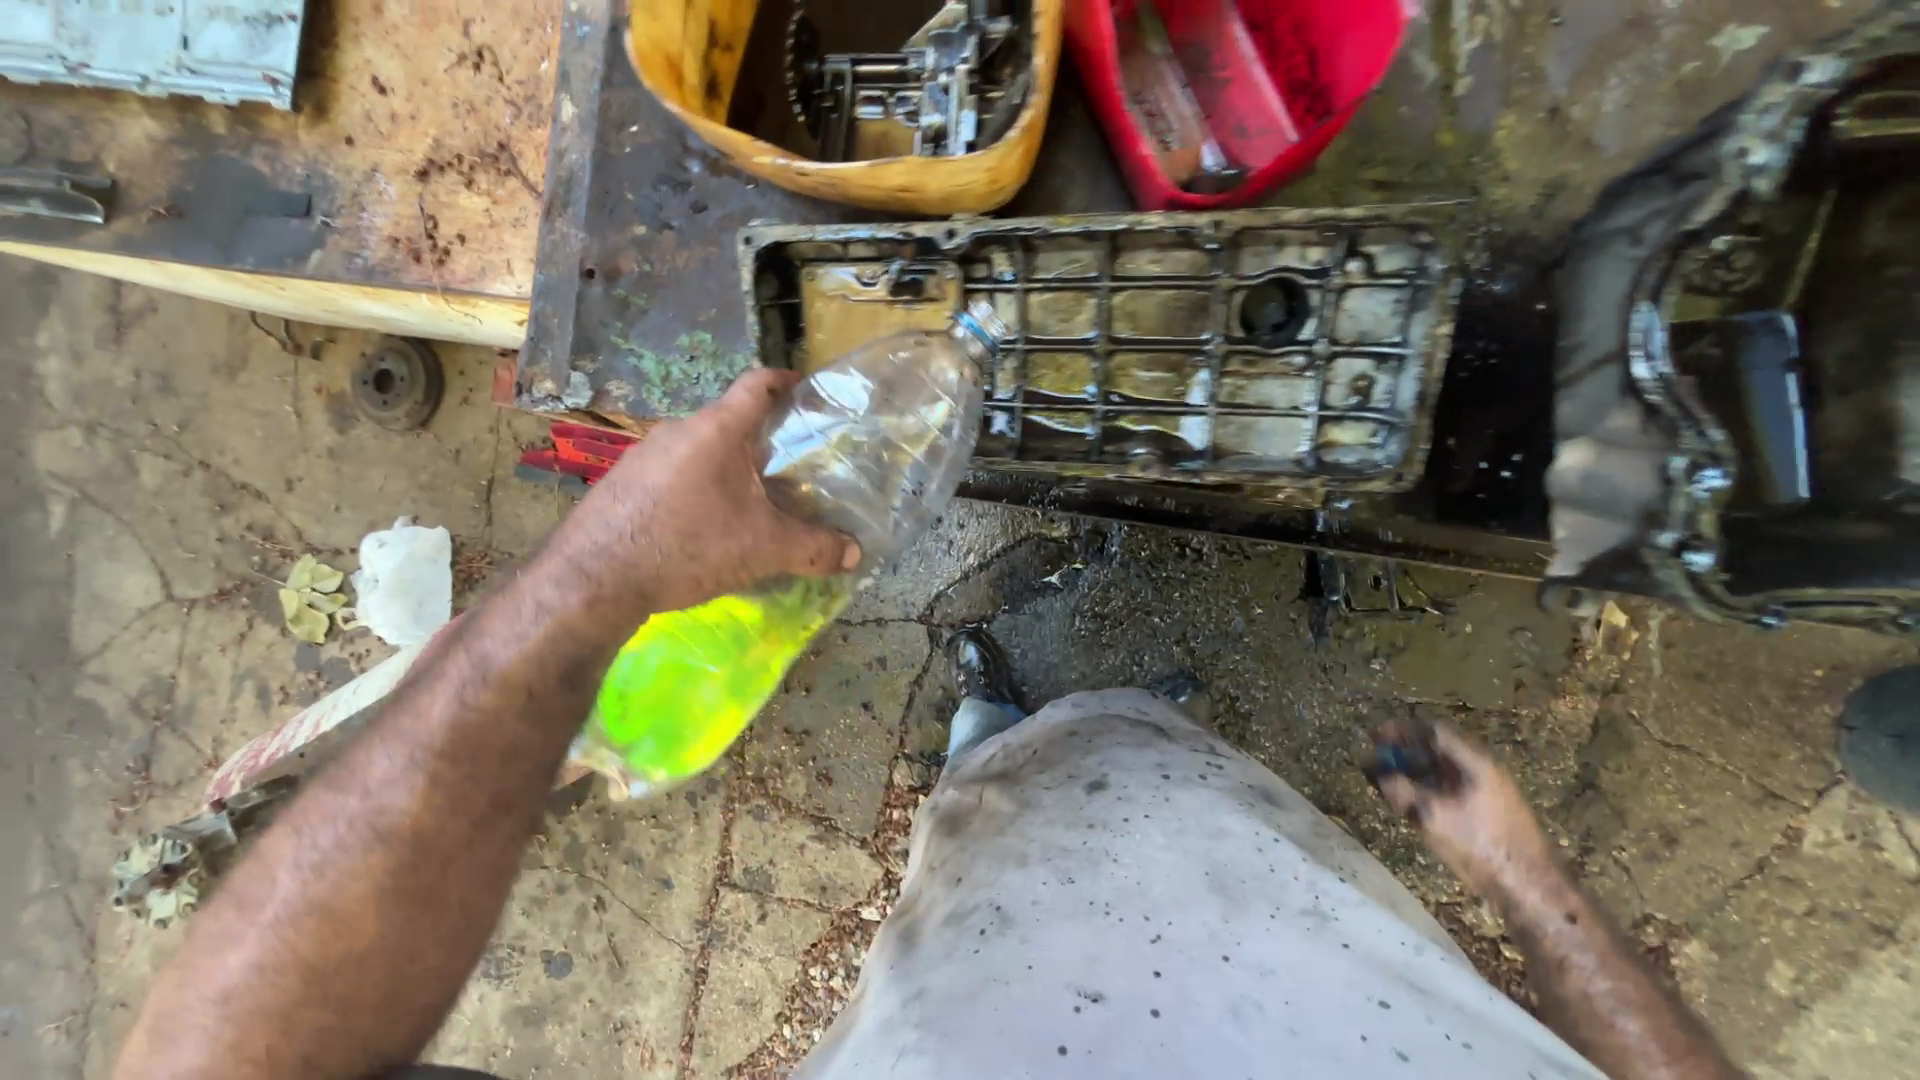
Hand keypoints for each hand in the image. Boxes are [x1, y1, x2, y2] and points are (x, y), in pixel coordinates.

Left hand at [544, 369, 859, 616]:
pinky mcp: (623, 483)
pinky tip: (703, 529)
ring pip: (700, 452)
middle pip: (731, 424)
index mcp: (717, 430)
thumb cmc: (688, 545)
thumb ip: (813, 548)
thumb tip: (853, 555)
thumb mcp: (762, 549)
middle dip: (762, 444)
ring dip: (728, 471)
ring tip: (749, 506)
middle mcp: (679, 431)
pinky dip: (697, 490)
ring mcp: (644, 456)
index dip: (785, 381)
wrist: (593, 578)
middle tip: (789, 472)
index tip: (805, 388)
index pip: (757, 384)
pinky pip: (673, 475)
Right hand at [1372, 723, 1555, 899]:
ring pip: (1443, 772)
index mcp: (1474, 763)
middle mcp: (1483, 770)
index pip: (1433, 731)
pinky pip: (1451, 790)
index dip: (1400, 730)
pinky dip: (1428, 790)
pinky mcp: (1489, 812)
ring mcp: (1489, 792)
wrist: (1531, 888)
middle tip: (1378, 762)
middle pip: (1438, 750)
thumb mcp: (1431, 815)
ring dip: (1414, 773)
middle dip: (1404, 753)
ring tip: (1389, 785)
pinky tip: (1413, 805)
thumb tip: (1375, 771)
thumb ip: (1399, 789)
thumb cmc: (1480, 845)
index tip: (1375, 737)